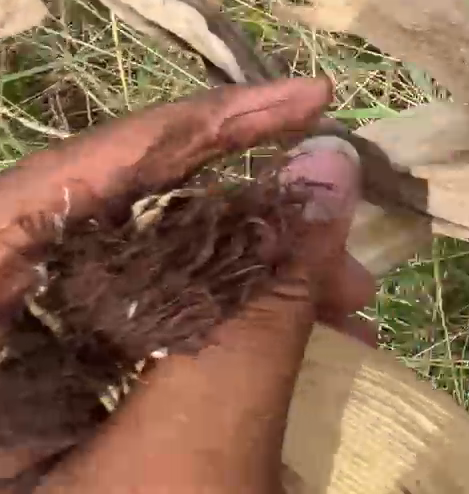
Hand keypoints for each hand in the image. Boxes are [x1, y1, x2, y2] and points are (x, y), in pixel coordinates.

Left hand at [0, 80, 368, 493]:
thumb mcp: (191, 458)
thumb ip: (258, 300)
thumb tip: (330, 164)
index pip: (40, 196)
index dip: (187, 129)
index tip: (314, 99)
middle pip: (98, 231)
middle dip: (245, 217)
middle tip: (346, 233)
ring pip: (129, 275)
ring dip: (253, 270)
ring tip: (345, 300)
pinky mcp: (33, 405)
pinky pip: (138, 322)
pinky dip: (230, 312)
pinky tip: (303, 329)